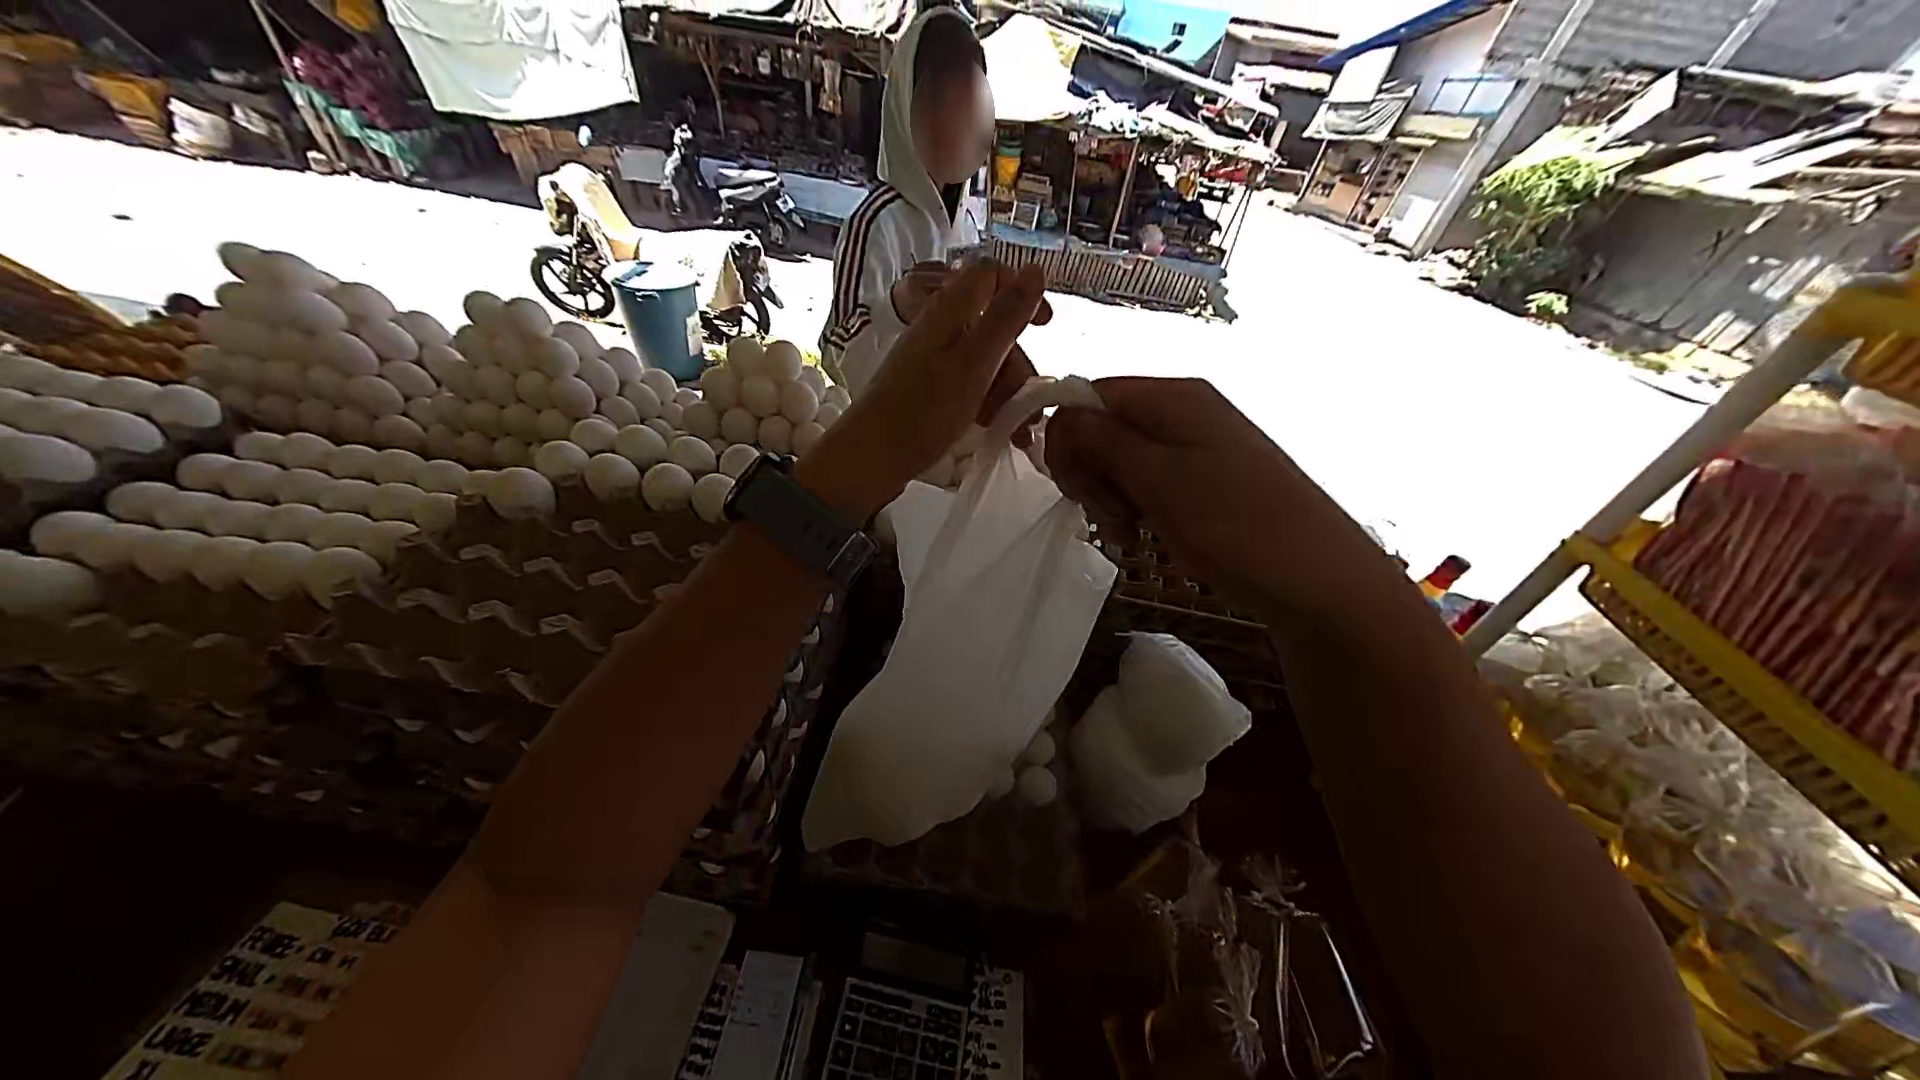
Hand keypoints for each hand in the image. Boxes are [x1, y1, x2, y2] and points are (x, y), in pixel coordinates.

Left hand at [799, 259, 1044, 519]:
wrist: (871, 458)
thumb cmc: (924, 411)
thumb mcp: (975, 363)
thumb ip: (1006, 317)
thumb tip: (1036, 269)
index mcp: (948, 311)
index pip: (990, 275)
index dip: (1021, 291)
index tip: (1046, 325)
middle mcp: (939, 328)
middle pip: (993, 326)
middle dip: (1017, 363)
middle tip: (1028, 405)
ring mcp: (932, 358)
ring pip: (984, 360)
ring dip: (1007, 391)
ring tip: (1018, 431)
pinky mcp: (928, 388)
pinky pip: (969, 384)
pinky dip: (988, 403)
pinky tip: (999, 430)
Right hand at [1045, 378, 1407, 621]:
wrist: (1319, 579)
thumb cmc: (1234, 524)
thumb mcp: (1157, 478)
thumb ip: (1100, 439)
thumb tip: (1057, 412)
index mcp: (1173, 397)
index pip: (1088, 395)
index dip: (1067, 438)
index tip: (1072, 487)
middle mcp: (1182, 412)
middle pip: (1102, 427)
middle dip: (1089, 472)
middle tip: (1107, 515)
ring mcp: (1195, 447)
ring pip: (1120, 460)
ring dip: (1109, 497)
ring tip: (1129, 535)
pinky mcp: (1202, 481)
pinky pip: (1148, 483)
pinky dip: (1134, 508)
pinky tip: (1143, 536)